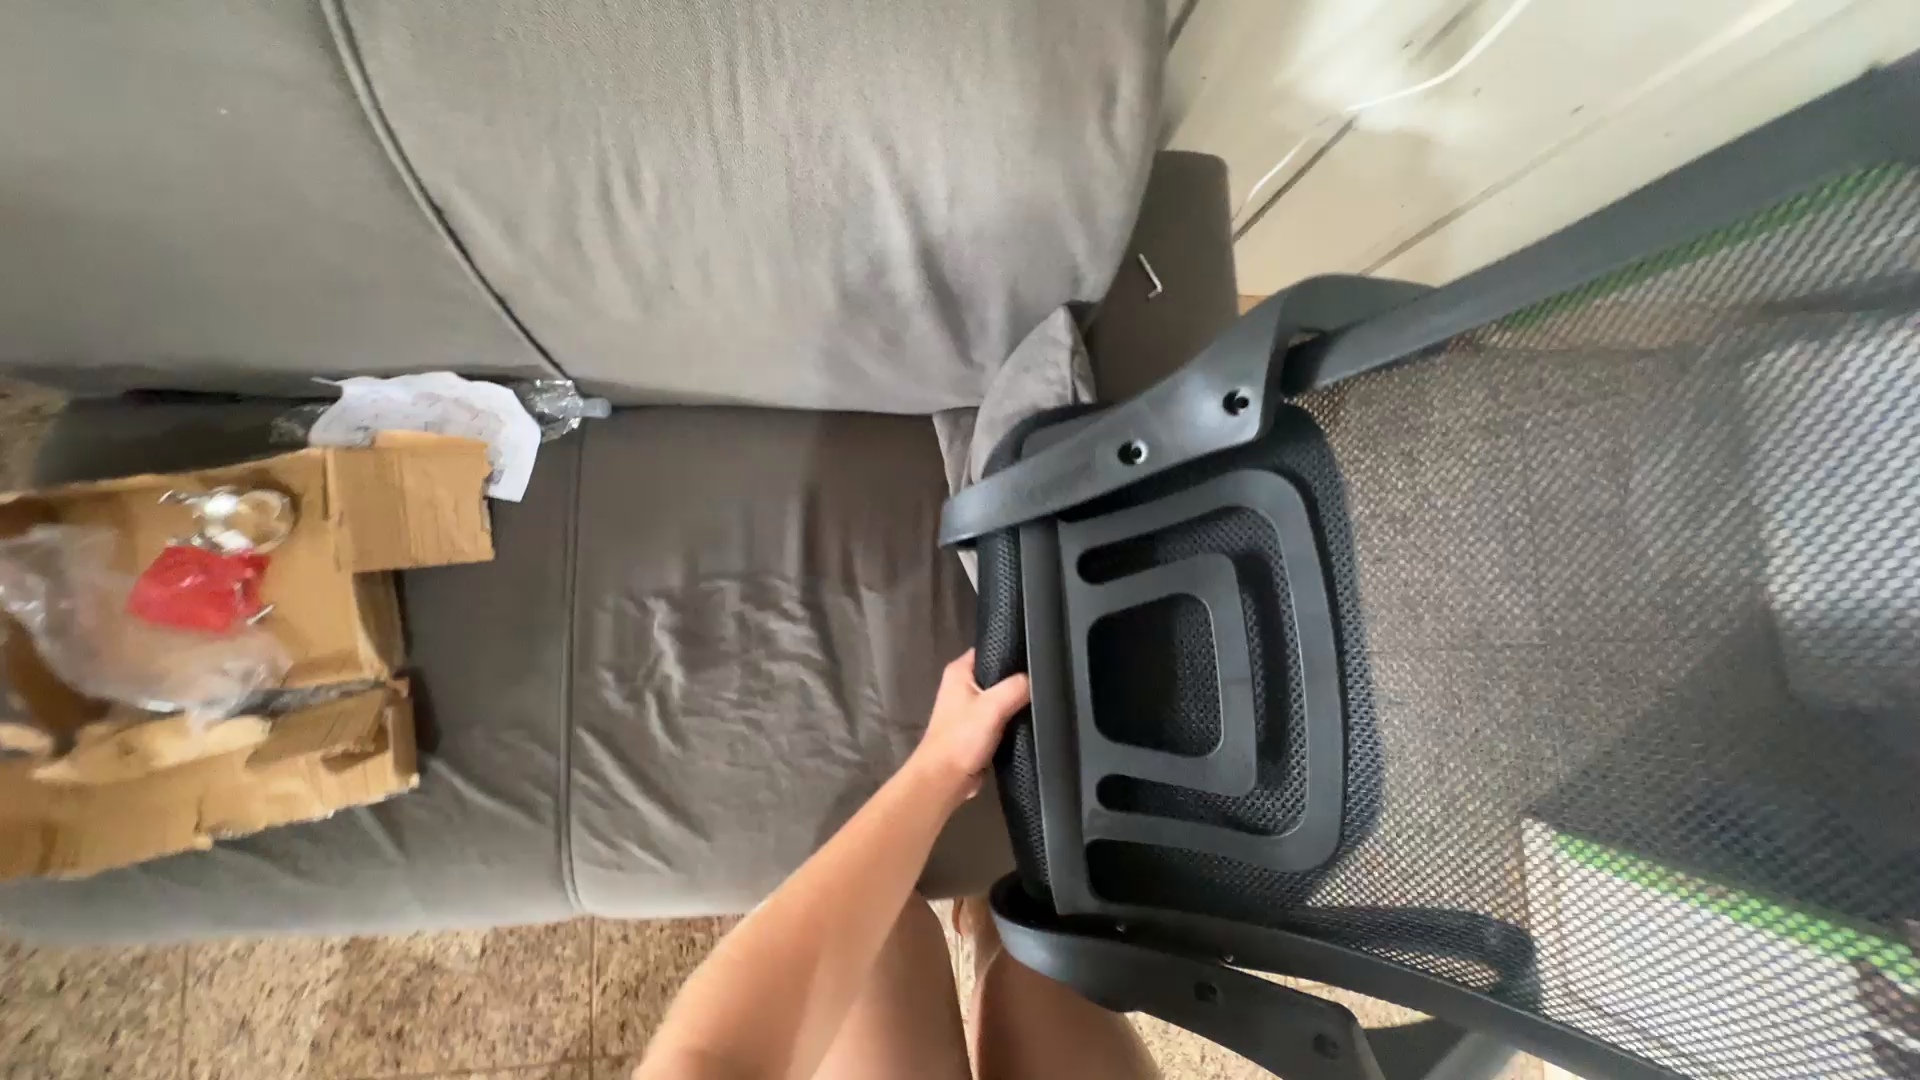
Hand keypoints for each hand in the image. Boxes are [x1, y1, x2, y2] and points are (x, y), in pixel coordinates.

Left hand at [910, 649, 1030, 801]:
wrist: (946, 779)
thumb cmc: (962, 738)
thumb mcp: (993, 707)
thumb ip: (1017, 687)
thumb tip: (1039, 677)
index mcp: (960, 670)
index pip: (992, 649)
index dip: (1014, 651)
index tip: (1039, 655)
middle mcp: (963, 683)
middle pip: (1000, 673)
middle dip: (1020, 677)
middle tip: (1046, 678)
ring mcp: (970, 706)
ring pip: (1003, 695)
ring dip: (1018, 700)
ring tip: (1044, 696)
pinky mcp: (978, 727)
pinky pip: (1002, 715)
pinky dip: (1014, 717)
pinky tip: (1032, 717)